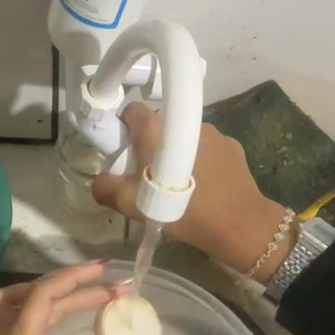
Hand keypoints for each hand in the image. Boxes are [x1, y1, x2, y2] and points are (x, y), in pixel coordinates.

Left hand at [0, 262, 146, 334]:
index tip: (105, 272)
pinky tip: (40, 314)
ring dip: (43, 292)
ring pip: (11, 301)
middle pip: (33, 296)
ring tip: (75, 293)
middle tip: (110, 290)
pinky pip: (0, 316)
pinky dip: (22, 306)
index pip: (43, 294)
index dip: (75, 278)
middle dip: (72, 288)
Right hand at [90, 102, 296, 280]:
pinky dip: (202, 162)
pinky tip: (204, 186)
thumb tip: (100, 182)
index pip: (132, 111)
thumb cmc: (178, 209)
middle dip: (152, 144)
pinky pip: (208, 149)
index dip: (125, 128)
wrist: (235, 223)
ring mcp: (213, 132)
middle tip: (149, 173)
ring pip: (185, 138)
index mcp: (156, 128)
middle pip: (160, 125)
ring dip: (178, 153)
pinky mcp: (232, 146)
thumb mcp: (129, 204)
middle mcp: (185, 121)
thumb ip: (105, 188)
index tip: (125, 152)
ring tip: (180, 183)